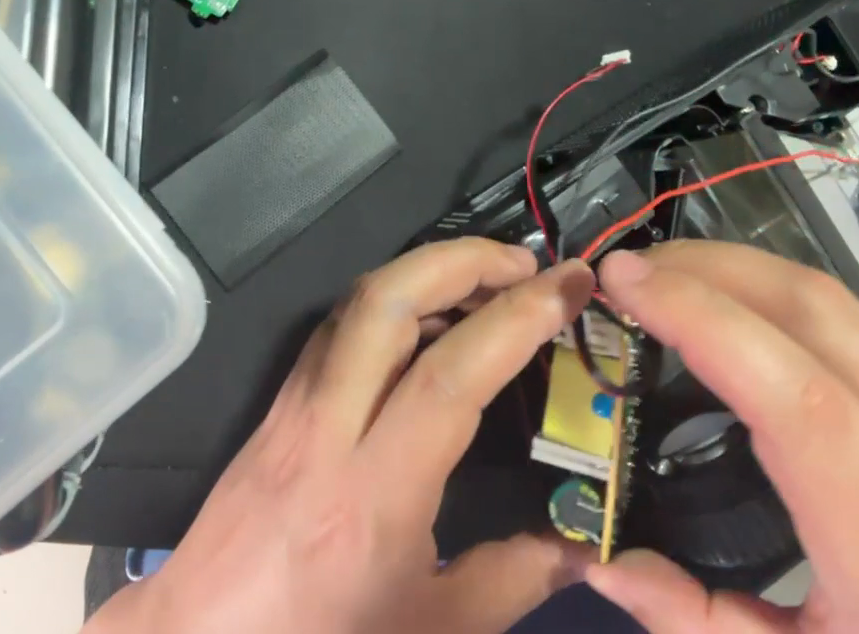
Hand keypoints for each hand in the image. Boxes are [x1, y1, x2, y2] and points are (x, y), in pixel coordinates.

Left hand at [86, 239, 596, 633]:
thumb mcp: (431, 628)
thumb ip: (513, 580)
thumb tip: (578, 542)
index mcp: (374, 491)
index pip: (449, 375)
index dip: (515, 319)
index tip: (569, 285)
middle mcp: (328, 425)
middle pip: (384, 302)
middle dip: (460, 261)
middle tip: (525, 262)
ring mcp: (294, 403)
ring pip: (355, 303)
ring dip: (425, 271)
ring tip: (487, 280)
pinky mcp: (279, 400)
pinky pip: (338, 326)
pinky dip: (391, 300)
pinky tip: (427, 319)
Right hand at [586, 241, 858, 633]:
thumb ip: (701, 624)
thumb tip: (601, 554)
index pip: (799, 399)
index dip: (704, 321)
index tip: (624, 281)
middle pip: (818, 315)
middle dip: (707, 268)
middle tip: (630, 271)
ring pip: (846, 307)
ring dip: (745, 276)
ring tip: (678, 284)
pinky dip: (798, 311)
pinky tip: (766, 332)